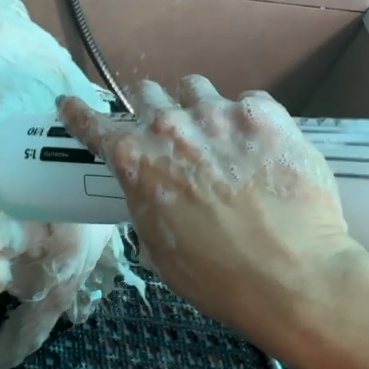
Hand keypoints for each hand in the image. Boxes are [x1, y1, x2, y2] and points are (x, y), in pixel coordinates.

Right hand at [57, 76, 368, 358]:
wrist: (297, 280)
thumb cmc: (217, 278)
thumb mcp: (157, 248)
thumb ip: (145, 203)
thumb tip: (154, 193)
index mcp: (133, 158)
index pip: (89, 122)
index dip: (77, 113)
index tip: (71, 105)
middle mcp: (168, 125)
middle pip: (147, 93)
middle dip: (154, 112)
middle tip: (172, 137)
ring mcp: (218, 114)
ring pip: (196, 88)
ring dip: (199, 108)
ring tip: (220, 136)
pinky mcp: (266, 115)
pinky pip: (249, 102)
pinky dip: (249, 120)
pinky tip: (262, 148)